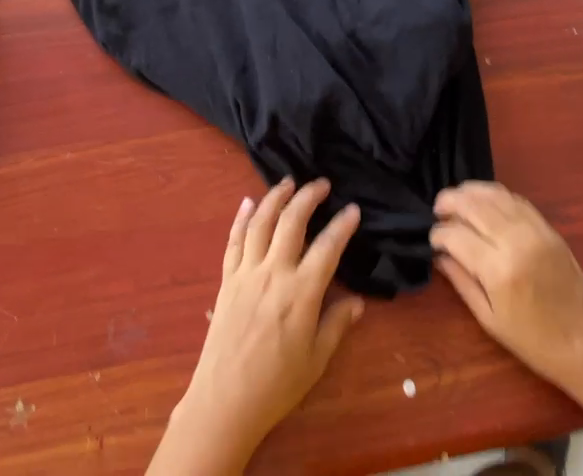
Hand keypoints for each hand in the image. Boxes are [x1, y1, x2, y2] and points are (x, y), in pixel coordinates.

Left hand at [150, 178, 363, 474]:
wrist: (225, 400)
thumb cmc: (277, 385)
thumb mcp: (316, 360)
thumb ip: (336, 325)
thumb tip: (357, 301)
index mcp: (301, 293)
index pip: (327, 247)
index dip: (342, 225)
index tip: (354, 209)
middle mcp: (273, 273)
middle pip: (291, 222)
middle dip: (308, 197)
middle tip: (321, 184)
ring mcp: (246, 273)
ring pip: (260, 222)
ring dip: (274, 198)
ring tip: (288, 182)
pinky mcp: (227, 280)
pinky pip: (234, 240)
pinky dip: (241, 218)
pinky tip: (247, 203)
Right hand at [430, 181, 582, 400]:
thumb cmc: (534, 343)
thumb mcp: (489, 318)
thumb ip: (461, 281)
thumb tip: (439, 255)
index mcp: (499, 270)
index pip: (456, 235)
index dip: (437, 234)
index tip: (431, 241)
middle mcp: (517, 241)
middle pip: (473, 205)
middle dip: (449, 203)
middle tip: (437, 212)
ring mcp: (536, 231)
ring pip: (494, 195)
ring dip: (470, 193)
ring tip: (456, 201)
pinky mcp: (550, 230)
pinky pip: (516, 201)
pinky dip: (495, 196)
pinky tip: (484, 203)